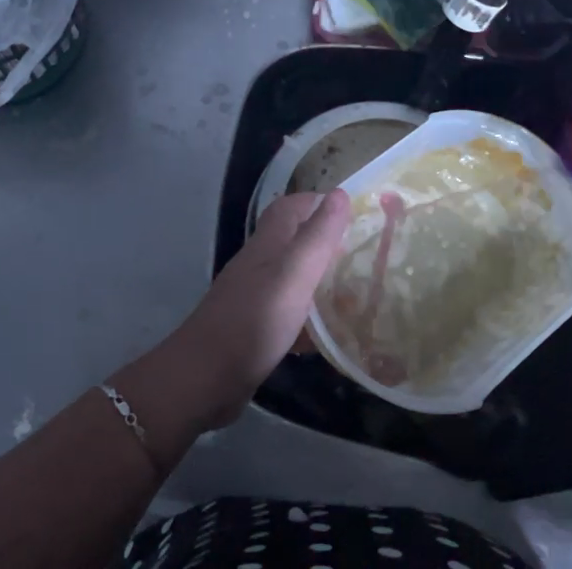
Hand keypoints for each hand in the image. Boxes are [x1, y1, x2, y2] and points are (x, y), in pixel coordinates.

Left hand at [153, 190, 349, 429]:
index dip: (318, 202)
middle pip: (292, 241)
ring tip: (358, 290)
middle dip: (325, 241)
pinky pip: (289, 314)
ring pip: (292, 278)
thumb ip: (318, 236)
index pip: (291, 208)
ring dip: (320, 279)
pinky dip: (310, 318)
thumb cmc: (253, 319)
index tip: (355, 210)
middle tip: (365, 252)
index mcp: (266, 246)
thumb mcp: (294, 273)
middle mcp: (258, 266)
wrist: (206, 377)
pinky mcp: (254, 330)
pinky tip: (331, 334)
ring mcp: (254, 298)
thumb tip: (340, 193)